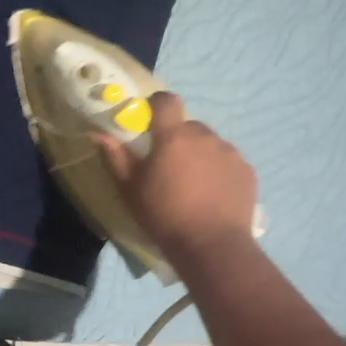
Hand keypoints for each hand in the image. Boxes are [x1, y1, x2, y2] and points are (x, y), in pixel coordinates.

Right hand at [95, 92, 257, 264]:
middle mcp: (205, 136)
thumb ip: (117, 158)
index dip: (156, 104)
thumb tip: (99, 133)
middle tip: (167, 166)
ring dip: (198, 156)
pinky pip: (227, 162)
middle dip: (176, 139)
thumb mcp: (130, 190)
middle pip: (188, 127)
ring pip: (209, 144)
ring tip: (191, 185)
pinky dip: (217, 172)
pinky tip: (210, 196)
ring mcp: (230, 152)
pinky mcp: (246, 171)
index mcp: (173, 137)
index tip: (148, 119)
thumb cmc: (162, 215)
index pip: (166, 101)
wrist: (210, 245)